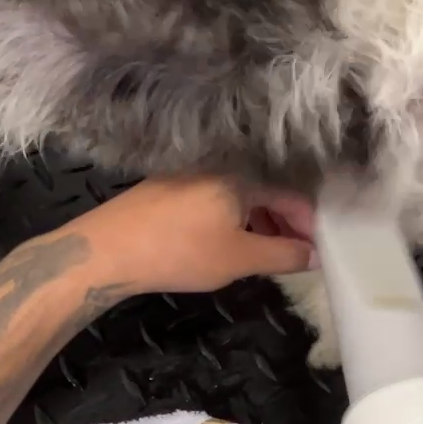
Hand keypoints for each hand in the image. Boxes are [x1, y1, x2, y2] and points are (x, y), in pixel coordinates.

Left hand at [51, 175, 315, 294]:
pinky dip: (236, 218)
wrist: (106, 250)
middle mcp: (222, 164)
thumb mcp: (241, 259)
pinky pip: (219, 196)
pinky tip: (231, 242)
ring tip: (265, 255)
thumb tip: (316, 256)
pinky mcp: (173, 184)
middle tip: (294, 257)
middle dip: (287, 225)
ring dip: (262, 223)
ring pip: (243, 195)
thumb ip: (285, 255)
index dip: (309, 226)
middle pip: (269, 191)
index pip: (294, 196)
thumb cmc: (180, 252)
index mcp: (244, 175)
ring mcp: (194, 171)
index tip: (315, 254)